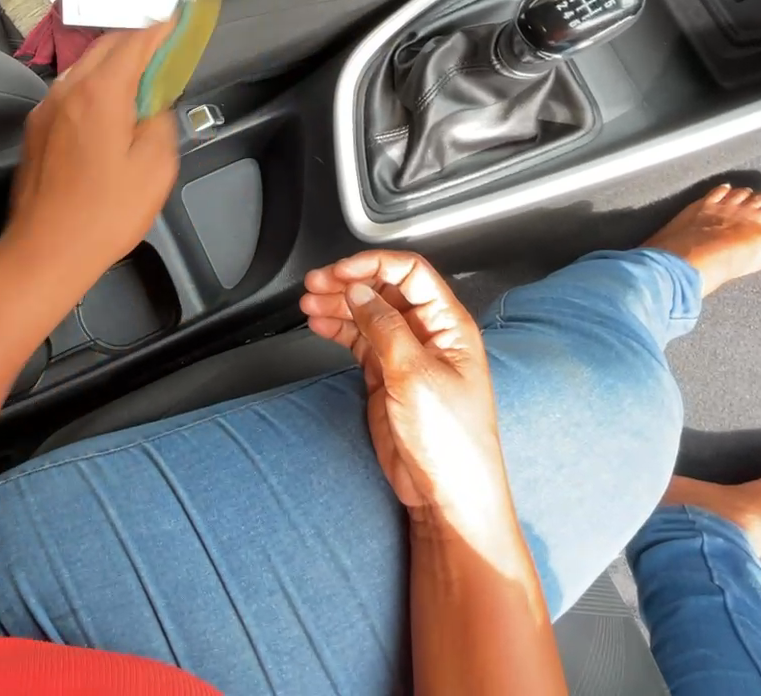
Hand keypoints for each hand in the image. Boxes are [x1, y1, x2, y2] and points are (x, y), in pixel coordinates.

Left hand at [4, 24, 178, 282]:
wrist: (46, 251)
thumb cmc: (104, 214)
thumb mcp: (155, 169)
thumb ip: (160, 122)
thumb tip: (154, 104)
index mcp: (100, 93)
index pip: (135, 42)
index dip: (161, 28)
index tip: (178, 17)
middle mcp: (67, 91)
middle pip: (106, 47)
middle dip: (137, 40)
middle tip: (164, 45)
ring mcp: (46, 110)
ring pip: (84, 67)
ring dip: (113, 62)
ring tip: (139, 75)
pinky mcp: (35, 130)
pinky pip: (69, 91)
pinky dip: (93, 84)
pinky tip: (107, 106)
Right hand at [301, 252, 506, 523]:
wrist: (447, 495)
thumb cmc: (452, 442)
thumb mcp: (415, 375)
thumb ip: (385, 327)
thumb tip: (359, 292)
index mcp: (449, 325)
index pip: (410, 273)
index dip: (373, 266)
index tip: (340, 272)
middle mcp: (428, 334)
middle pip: (384, 290)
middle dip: (348, 283)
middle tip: (315, 284)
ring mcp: (406, 355)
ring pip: (367, 313)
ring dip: (337, 304)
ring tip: (309, 303)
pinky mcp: (387, 375)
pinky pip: (359, 340)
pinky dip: (337, 329)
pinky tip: (319, 324)